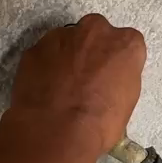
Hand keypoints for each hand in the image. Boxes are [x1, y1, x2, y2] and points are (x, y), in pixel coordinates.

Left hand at [2, 14, 145, 160]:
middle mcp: (95, 31)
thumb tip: (108, 81)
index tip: (111, 77)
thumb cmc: (100, 123)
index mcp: (125, 44)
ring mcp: (61, 36)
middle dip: (91, 51)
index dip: (117, 63)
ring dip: (66, 58)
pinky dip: (44, 67)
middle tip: (86, 78)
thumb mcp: (127, 102)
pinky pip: (43, 55)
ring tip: (62, 88)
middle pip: (96, 34)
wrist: (56, 132)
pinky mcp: (34, 49)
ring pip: (66, 41)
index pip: (127, 45)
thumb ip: (120, 79)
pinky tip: (44, 90)